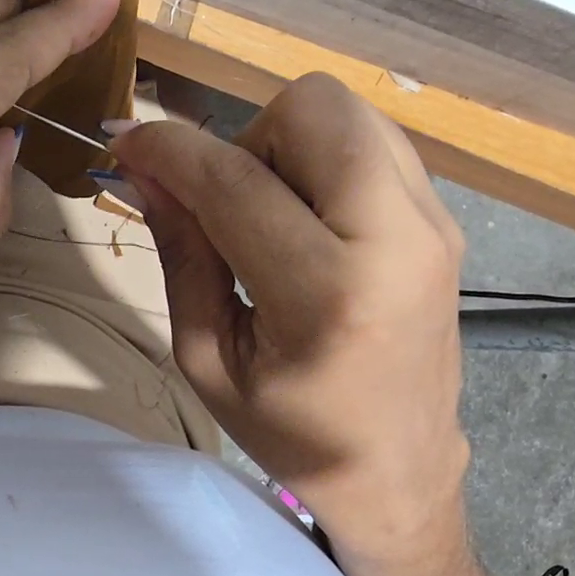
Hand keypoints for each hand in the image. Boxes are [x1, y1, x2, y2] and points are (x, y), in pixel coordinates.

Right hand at [109, 75, 509, 575]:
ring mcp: (433, 222)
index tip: (128, 145)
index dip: (171, 151)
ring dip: (287, 146)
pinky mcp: (446, 219)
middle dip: (246, 139)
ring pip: (349, 112)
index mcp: (323, 295)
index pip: (236, 183)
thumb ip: (183, 259)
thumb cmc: (289, 434)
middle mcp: (394, 239)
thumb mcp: (208, 362)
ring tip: (268, 219)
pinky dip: (324, 162)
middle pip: (312, 107)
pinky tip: (307, 225)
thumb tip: (149, 176)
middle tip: (226, 207)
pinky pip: (374, 143)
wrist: (395, 468)